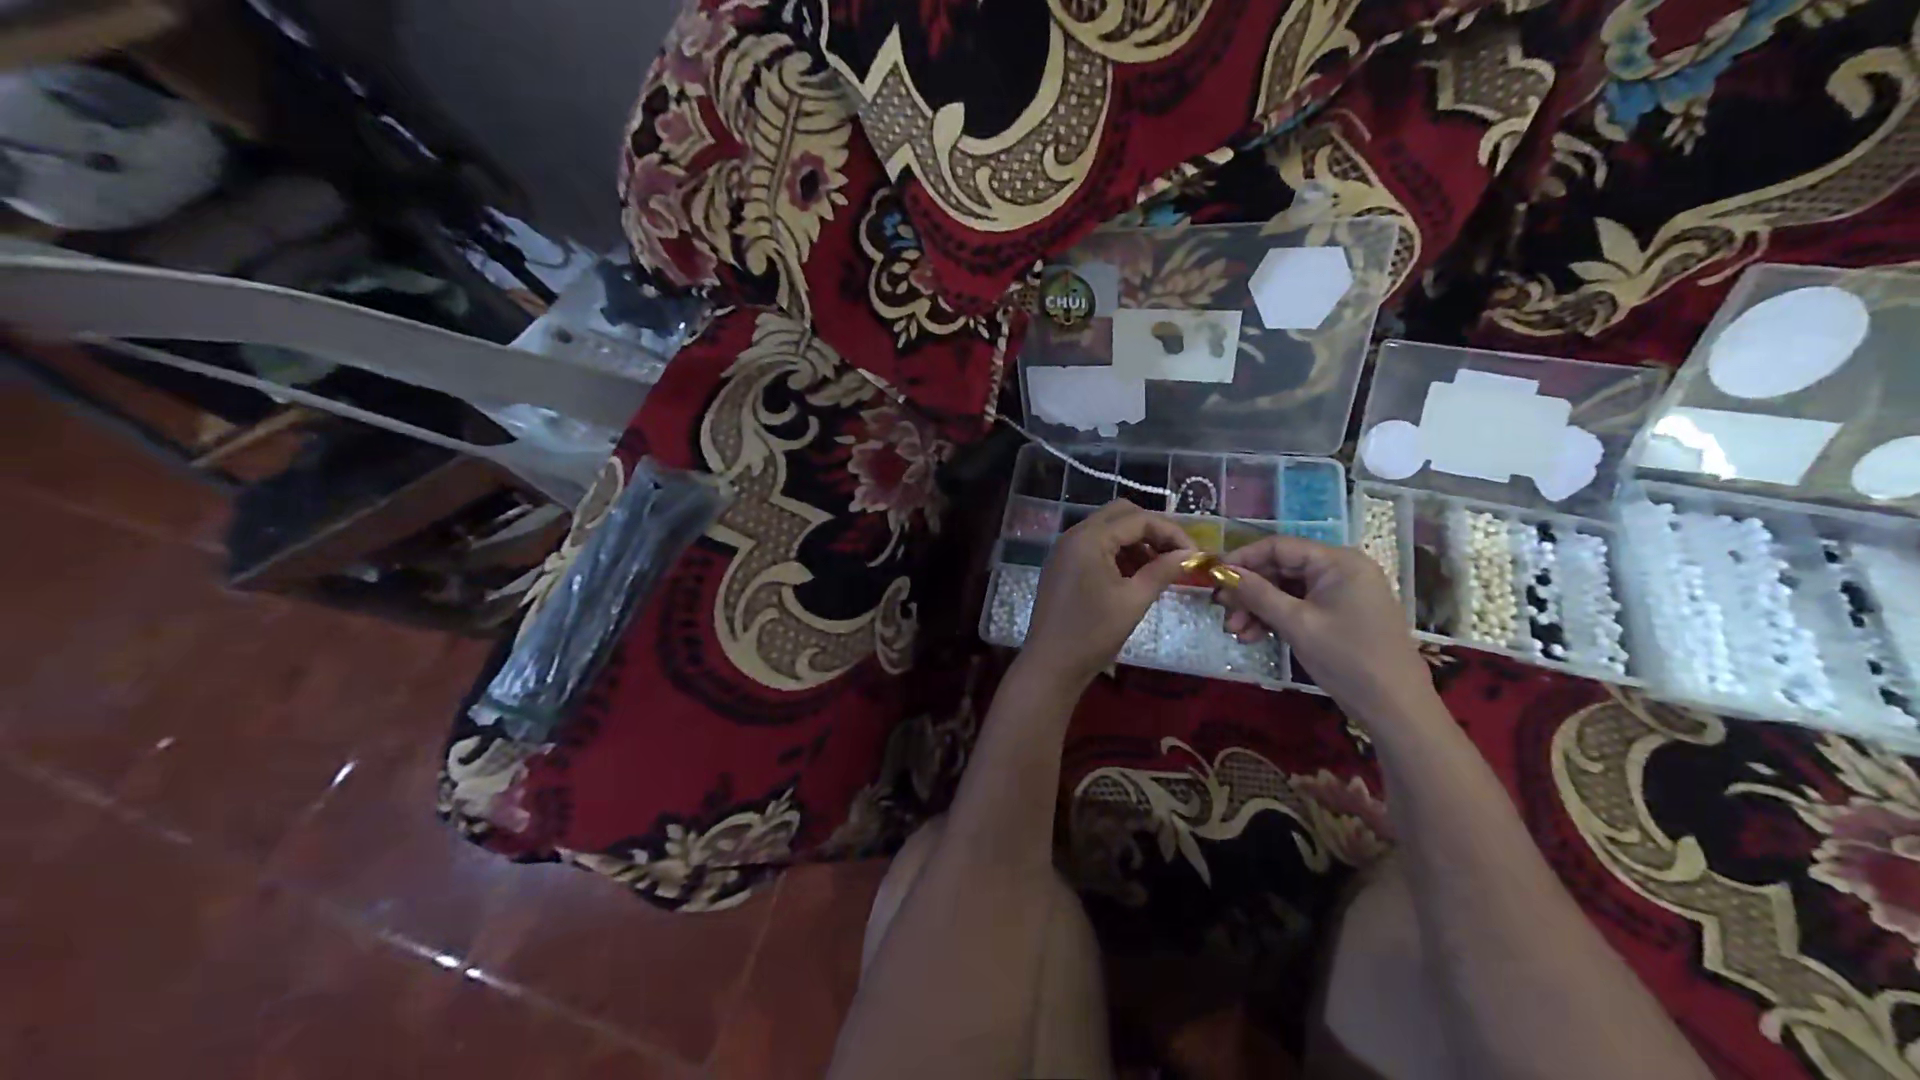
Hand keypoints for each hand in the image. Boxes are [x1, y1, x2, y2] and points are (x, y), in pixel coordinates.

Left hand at [1022, 499, 1194, 685]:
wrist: (1050, 665)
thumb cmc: (1093, 633)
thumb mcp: (1134, 600)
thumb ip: (1163, 570)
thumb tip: (1190, 555)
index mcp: (1089, 539)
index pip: (1139, 519)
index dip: (1172, 533)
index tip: (1195, 554)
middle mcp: (1074, 535)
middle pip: (1121, 515)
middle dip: (1153, 531)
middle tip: (1176, 556)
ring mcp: (1065, 550)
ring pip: (1108, 530)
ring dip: (1136, 542)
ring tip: (1159, 570)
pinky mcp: (1062, 566)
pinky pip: (1094, 546)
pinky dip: (1118, 554)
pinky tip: (1134, 577)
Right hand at [1216, 535, 1436, 725]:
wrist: (1395, 706)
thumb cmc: (1346, 657)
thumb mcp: (1296, 624)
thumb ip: (1257, 594)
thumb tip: (1223, 573)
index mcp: (1337, 562)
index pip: (1279, 546)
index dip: (1243, 559)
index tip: (1214, 578)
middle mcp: (1342, 569)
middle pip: (1281, 568)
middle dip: (1249, 591)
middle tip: (1222, 612)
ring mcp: (1343, 592)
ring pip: (1287, 590)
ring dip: (1258, 609)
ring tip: (1236, 632)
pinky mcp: (1341, 614)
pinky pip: (1300, 606)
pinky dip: (1276, 619)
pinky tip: (1254, 637)